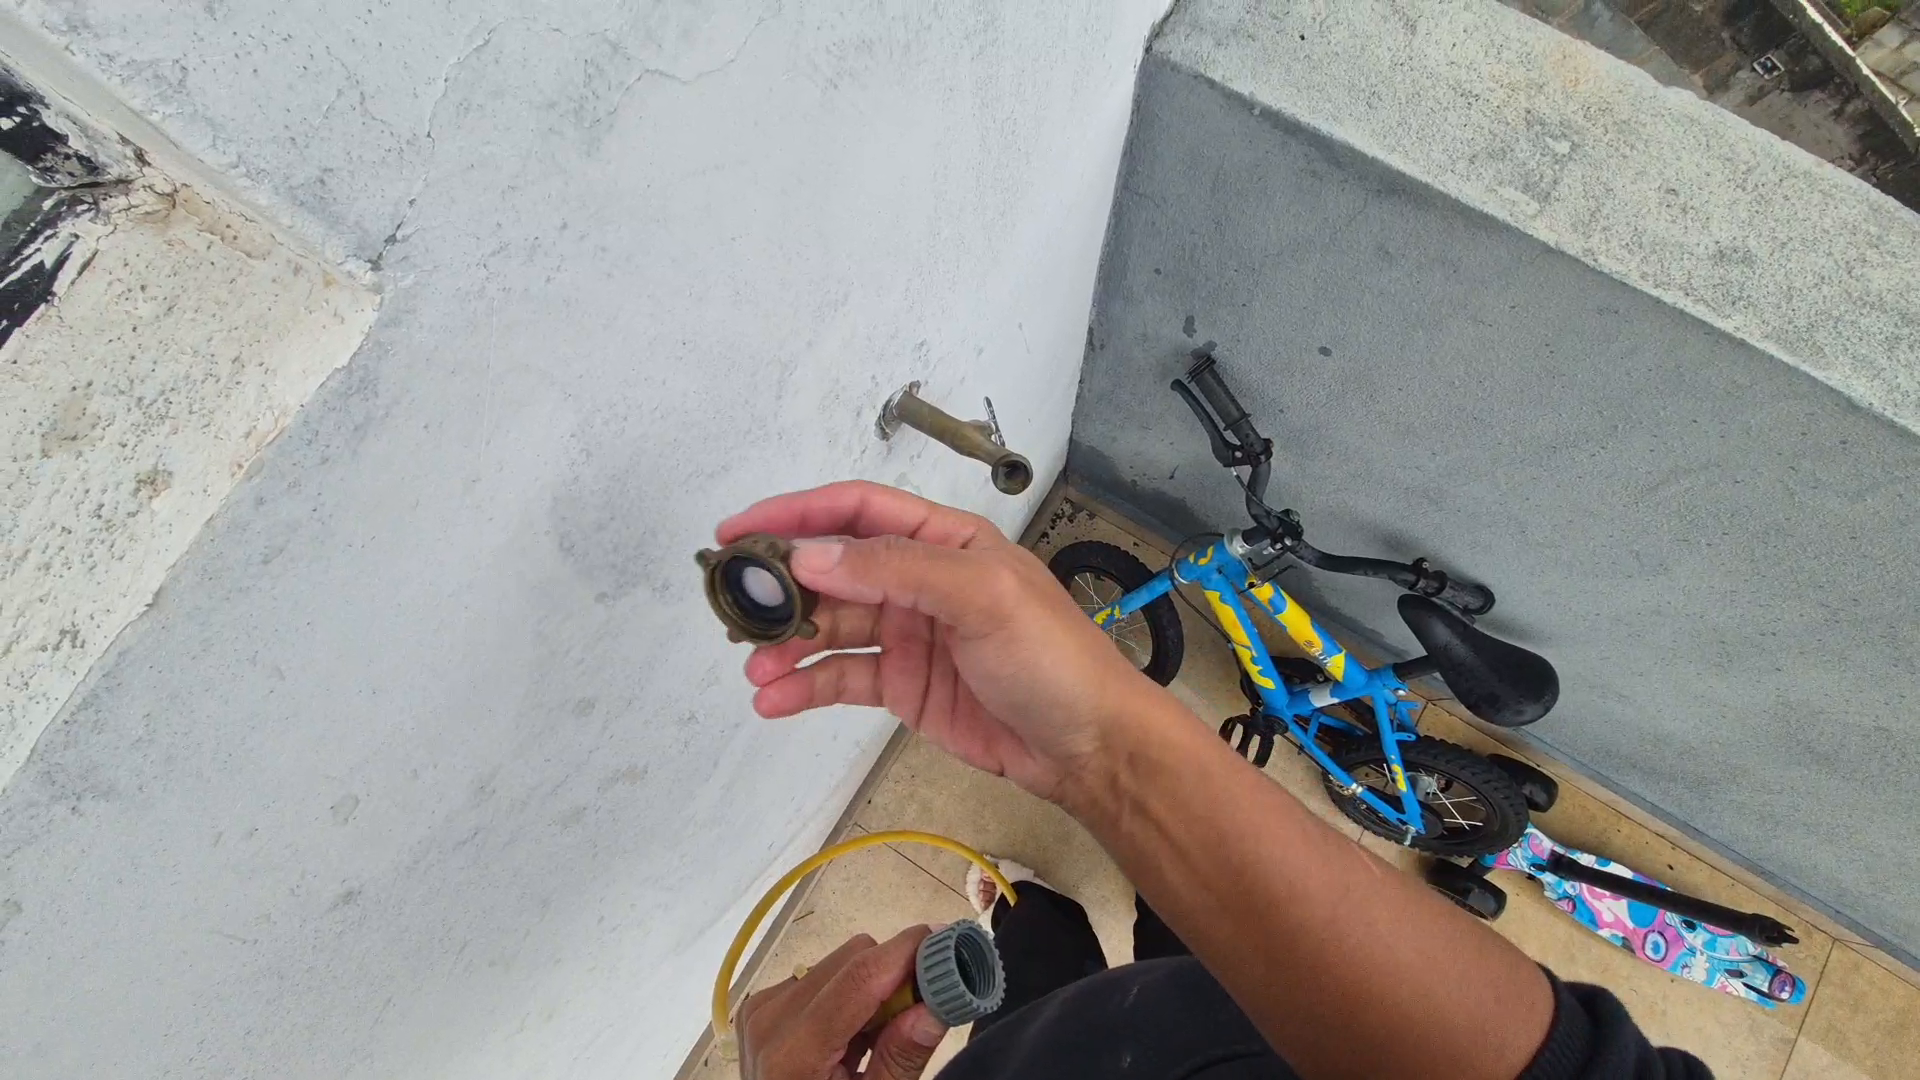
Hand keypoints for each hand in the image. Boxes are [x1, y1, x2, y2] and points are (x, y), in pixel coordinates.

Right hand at [717, 481, 1163, 801]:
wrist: (1086, 744)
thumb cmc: (1050, 655)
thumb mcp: (982, 597)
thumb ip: (897, 570)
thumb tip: (810, 556)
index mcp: (943, 541)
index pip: (858, 510)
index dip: (798, 513)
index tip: (740, 529)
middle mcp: (918, 580)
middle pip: (834, 570)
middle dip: (783, 586)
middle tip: (735, 607)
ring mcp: (906, 634)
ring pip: (830, 627)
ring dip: (787, 644)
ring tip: (755, 667)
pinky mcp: (901, 684)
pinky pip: (842, 677)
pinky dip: (805, 687)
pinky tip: (774, 700)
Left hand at [738, 927, 946, 1079]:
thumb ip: (899, 1061)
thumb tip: (935, 1006)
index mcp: (793, 1053)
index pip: (859, 977)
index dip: (906, 951)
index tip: (948, 940)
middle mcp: (772, 1016)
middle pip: (853, 958)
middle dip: (895, 974)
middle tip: (921, 1009)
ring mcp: (764, 1006)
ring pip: (841, 959)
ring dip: (873, 983)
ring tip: (877, 1035)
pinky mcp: (764, 1002)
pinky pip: (823, 972)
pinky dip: (849, 991)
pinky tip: (852, 1032)